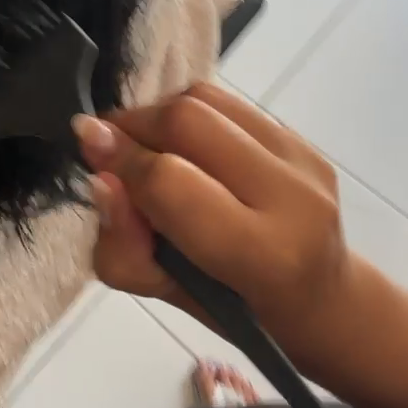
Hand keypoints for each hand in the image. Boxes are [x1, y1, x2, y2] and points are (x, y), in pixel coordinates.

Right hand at [79, 83, 373, 360]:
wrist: (318, 297)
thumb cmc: (233, 308)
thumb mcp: (164, 292)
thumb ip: (123, 244)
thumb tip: (100, 179)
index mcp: (261, 254)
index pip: (171, 182)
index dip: (122, 160)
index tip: (88, 147)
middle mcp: (292, 198)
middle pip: (188, 121)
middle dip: (134, 123)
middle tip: (113, 146)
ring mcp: (303, 161)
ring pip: (204, 100)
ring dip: (158, 113)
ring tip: (148, 145)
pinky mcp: (303, 139)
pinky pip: (225, 102)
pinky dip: (187, 113)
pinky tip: (184, 144)